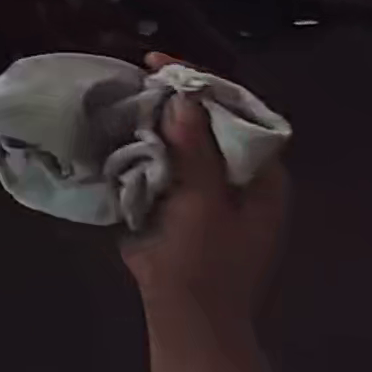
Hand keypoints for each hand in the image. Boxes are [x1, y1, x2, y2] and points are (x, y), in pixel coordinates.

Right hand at [122, 53, 287, 344]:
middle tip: (131, 75)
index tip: (158, 62)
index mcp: (260, 176)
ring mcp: (204, 186)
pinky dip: (136, 139)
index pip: (238, 114)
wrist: (185, 309)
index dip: (201, 83)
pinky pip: (158, 156)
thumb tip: (181, 98)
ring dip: (150, 116)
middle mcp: (236, 175)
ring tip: (116, 95)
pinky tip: (111, 129)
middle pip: (207, 121)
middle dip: (172, 95)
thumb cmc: (206, 259)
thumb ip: (194, 152)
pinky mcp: (173, 195)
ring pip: (179, 137)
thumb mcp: (202, 204)